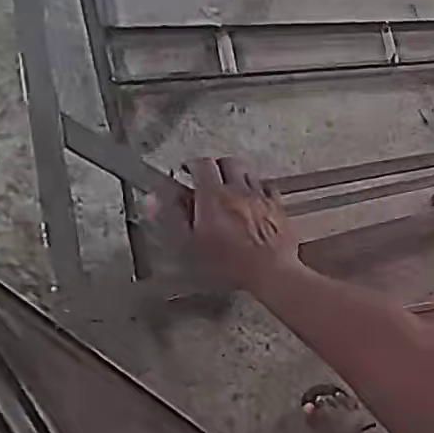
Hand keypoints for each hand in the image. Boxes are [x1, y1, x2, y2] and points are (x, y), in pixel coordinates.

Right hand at [168, 156, 299, 290]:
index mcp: (214, 197)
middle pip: (228, 162)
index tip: (187, 171)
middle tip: (208, 177)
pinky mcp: (278, 206)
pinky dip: (259, 189)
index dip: (192, 165)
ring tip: (229, 189)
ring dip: (237, 176)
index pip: (202, 165)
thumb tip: (155, 200)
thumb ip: (173, 217)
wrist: (270, 270)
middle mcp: (240, 190)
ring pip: (249, 172)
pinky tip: (254, 200)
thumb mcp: (191, 243)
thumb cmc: (231, 264)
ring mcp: (261, 196)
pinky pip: (268, 187)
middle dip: (216, 166)